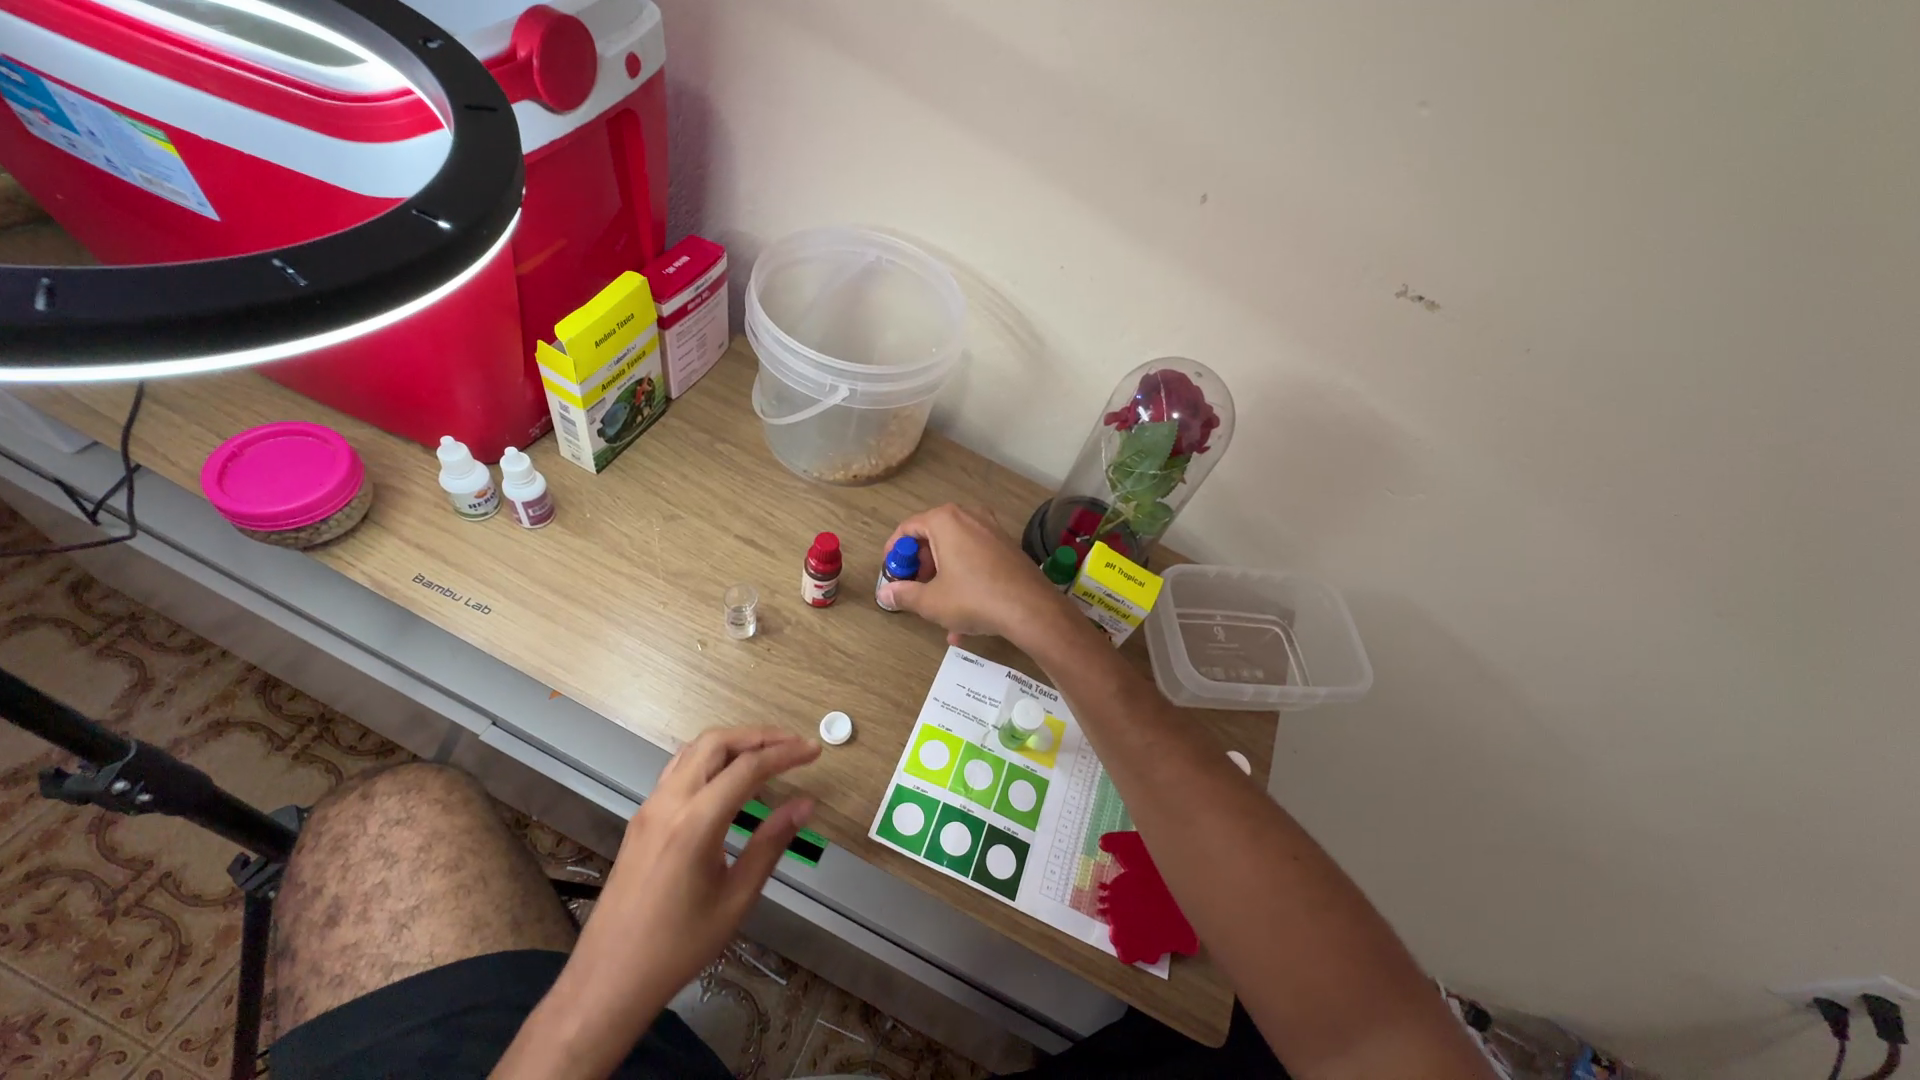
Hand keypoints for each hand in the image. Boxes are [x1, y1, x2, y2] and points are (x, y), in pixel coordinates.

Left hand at [578, 727, 818, 1007]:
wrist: (610, 978)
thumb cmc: (679, 945)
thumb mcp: (736, 897)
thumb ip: (771, 843)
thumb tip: (804, 804)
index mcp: (695, 822)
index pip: (748, 767)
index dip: (785, 754)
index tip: (814, 751)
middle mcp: (668, 803)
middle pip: (715, 743)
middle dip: (758, 736)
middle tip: (793, 745)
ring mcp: (649, 808)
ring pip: (693, 751)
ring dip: (732, 743)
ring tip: (766, 754)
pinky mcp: (641, 820)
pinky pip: (678, 771)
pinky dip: (710, 761)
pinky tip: (729, 780)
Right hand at [878, 504, 1077, 649]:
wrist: (1030, 609)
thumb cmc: (973, 598)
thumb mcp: (931, 601)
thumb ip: (904, 594)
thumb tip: (885, 594)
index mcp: (945, 520)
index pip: (908, 528)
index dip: (894, 552)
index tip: (891, 574)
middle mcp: (969, 517)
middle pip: (933, 537)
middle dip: (920, 566)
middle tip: (914, 590)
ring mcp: (992, 530)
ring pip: (956, 552)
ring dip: (942, 579)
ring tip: (937, 610)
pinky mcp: (1008, 547)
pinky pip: (976, 560)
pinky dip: (965, 582)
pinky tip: (963, 622)